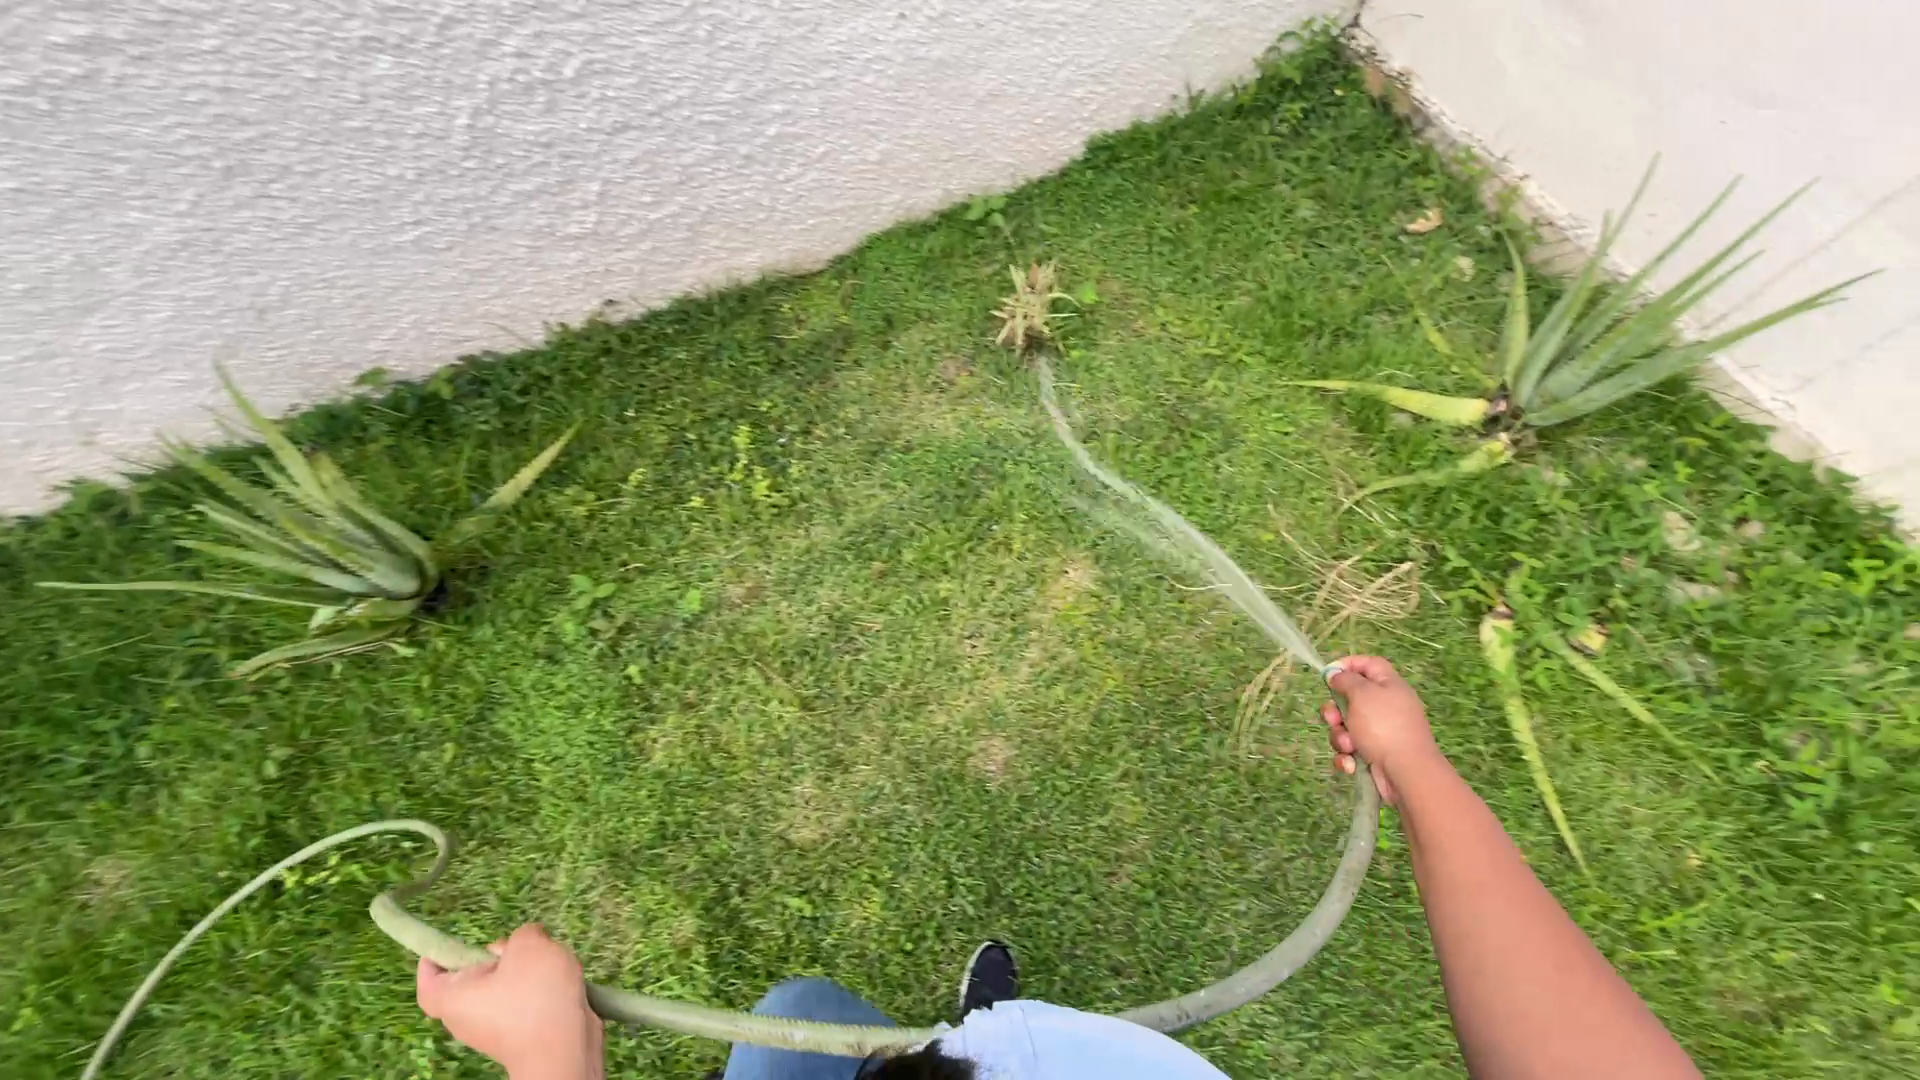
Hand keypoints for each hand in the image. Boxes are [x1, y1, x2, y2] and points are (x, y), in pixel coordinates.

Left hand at [416, 924, 604, 1079]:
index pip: (430, 983)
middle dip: (493, 960)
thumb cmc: (534, 994)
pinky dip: (536, 990)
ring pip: (500, 991)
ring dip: (521, 973)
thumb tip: (522, 944)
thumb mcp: (529, 945)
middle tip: (515, 946)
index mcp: (454, 999)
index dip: (434, 961)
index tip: (447, 945)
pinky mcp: (518, 1036)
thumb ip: (522, 934)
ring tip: (548, 961)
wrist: (562, 1046)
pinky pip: (520, 1004)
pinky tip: (559, 981)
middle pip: (471, 982)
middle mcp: (466, 1019)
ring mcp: (493, 1031)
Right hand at [1319, 655, 1442, 804]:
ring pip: (1346, 725)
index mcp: (1389, 686)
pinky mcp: (1374, 754)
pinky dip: (1346, 755)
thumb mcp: (1362, 694)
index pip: (1368, 664)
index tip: (1328, 674)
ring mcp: (1381, 732)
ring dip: (1339, 735)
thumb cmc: (1384, 727)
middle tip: (1333, 718)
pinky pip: (1351, 748)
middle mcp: (1386, 707)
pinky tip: (1351, 762)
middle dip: (1335, 709)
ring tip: (1348, 746)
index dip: (1347, 664)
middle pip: (1351, 697)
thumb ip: (1345, 680)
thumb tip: (1336, 674)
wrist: (1406, 773)